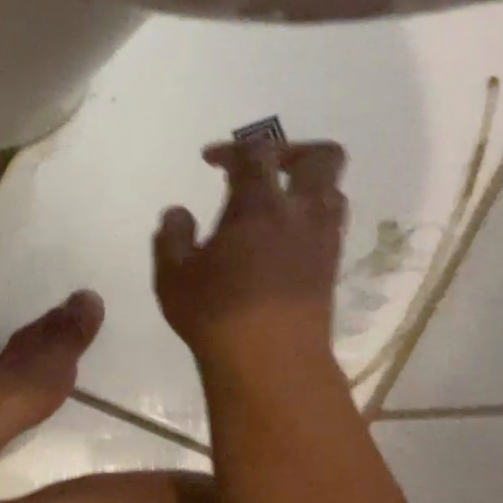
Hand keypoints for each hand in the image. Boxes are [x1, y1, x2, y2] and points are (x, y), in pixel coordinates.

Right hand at [154, 140, 348, 367]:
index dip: (234, 149)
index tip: (210, 158)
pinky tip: (276, 235)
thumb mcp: (172, 275)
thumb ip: (172, 238)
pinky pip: (327, 216)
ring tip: (267, 202)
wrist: (269, 354)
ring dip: (301, 183)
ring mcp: (323, 235)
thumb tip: (176, 212)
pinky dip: (305, 211)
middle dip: (288, 151)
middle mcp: (300, 212)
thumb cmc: (213, 312)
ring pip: (330, 187)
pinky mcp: (330, 258)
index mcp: (258, 208)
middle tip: (256, 167)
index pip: (256, 156)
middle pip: (319, 156)